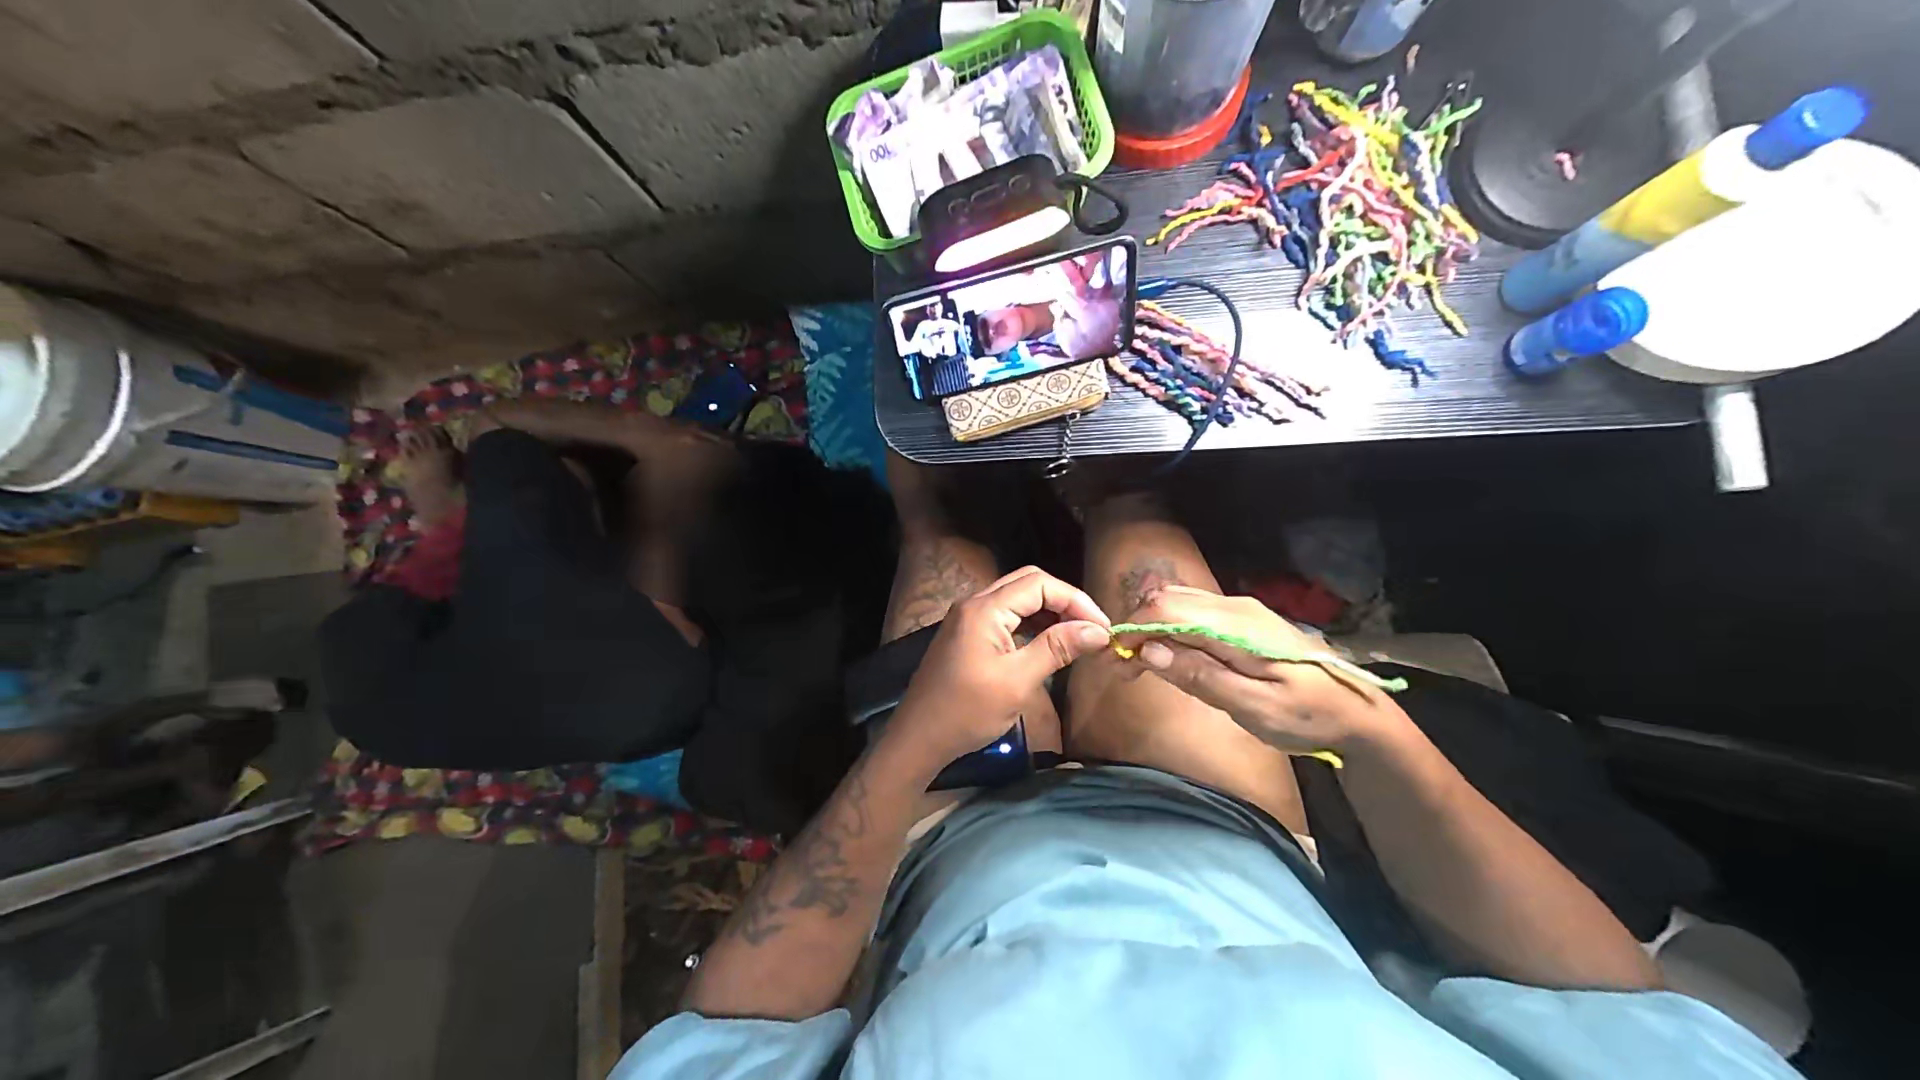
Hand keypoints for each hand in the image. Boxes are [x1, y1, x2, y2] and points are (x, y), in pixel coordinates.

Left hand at [886, 566, 1110, 776]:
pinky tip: (1049, 643)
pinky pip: (1005, 616)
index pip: (1039, 584)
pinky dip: (1031, 624)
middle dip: (1064, 601)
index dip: (1076, 600)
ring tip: (1078, 636)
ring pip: (1016, 598)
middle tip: (1092, 629)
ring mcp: (967, 618)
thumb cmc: (967, 711)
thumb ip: (1057, 649)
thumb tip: (1097, 630)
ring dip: (1049, 611)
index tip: (1102, 628)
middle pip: (1028, 583)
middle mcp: (974, 604)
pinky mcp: (966, 634)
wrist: (918, 738)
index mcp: (984, 609)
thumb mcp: (1017, 681)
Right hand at [1117, 585, 1408, 753]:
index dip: (1133, 630)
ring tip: (1142, 666)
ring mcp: (1239, 611)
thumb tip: (1149, 652)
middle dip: (1137, 629)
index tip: (1118, 664)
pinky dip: (1170, 630)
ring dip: (1152, 629)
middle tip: (1126, 670)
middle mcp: (1233, 607)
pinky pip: (1193, 613)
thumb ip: (1201, 676)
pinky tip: (1172, 658)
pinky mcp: (1242, 621)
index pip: (1166, 609)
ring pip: (1177, 603)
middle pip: (1166, 599)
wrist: (1360, 712)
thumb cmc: (1310, 716)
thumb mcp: (1255, 707)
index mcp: (1236, 625)